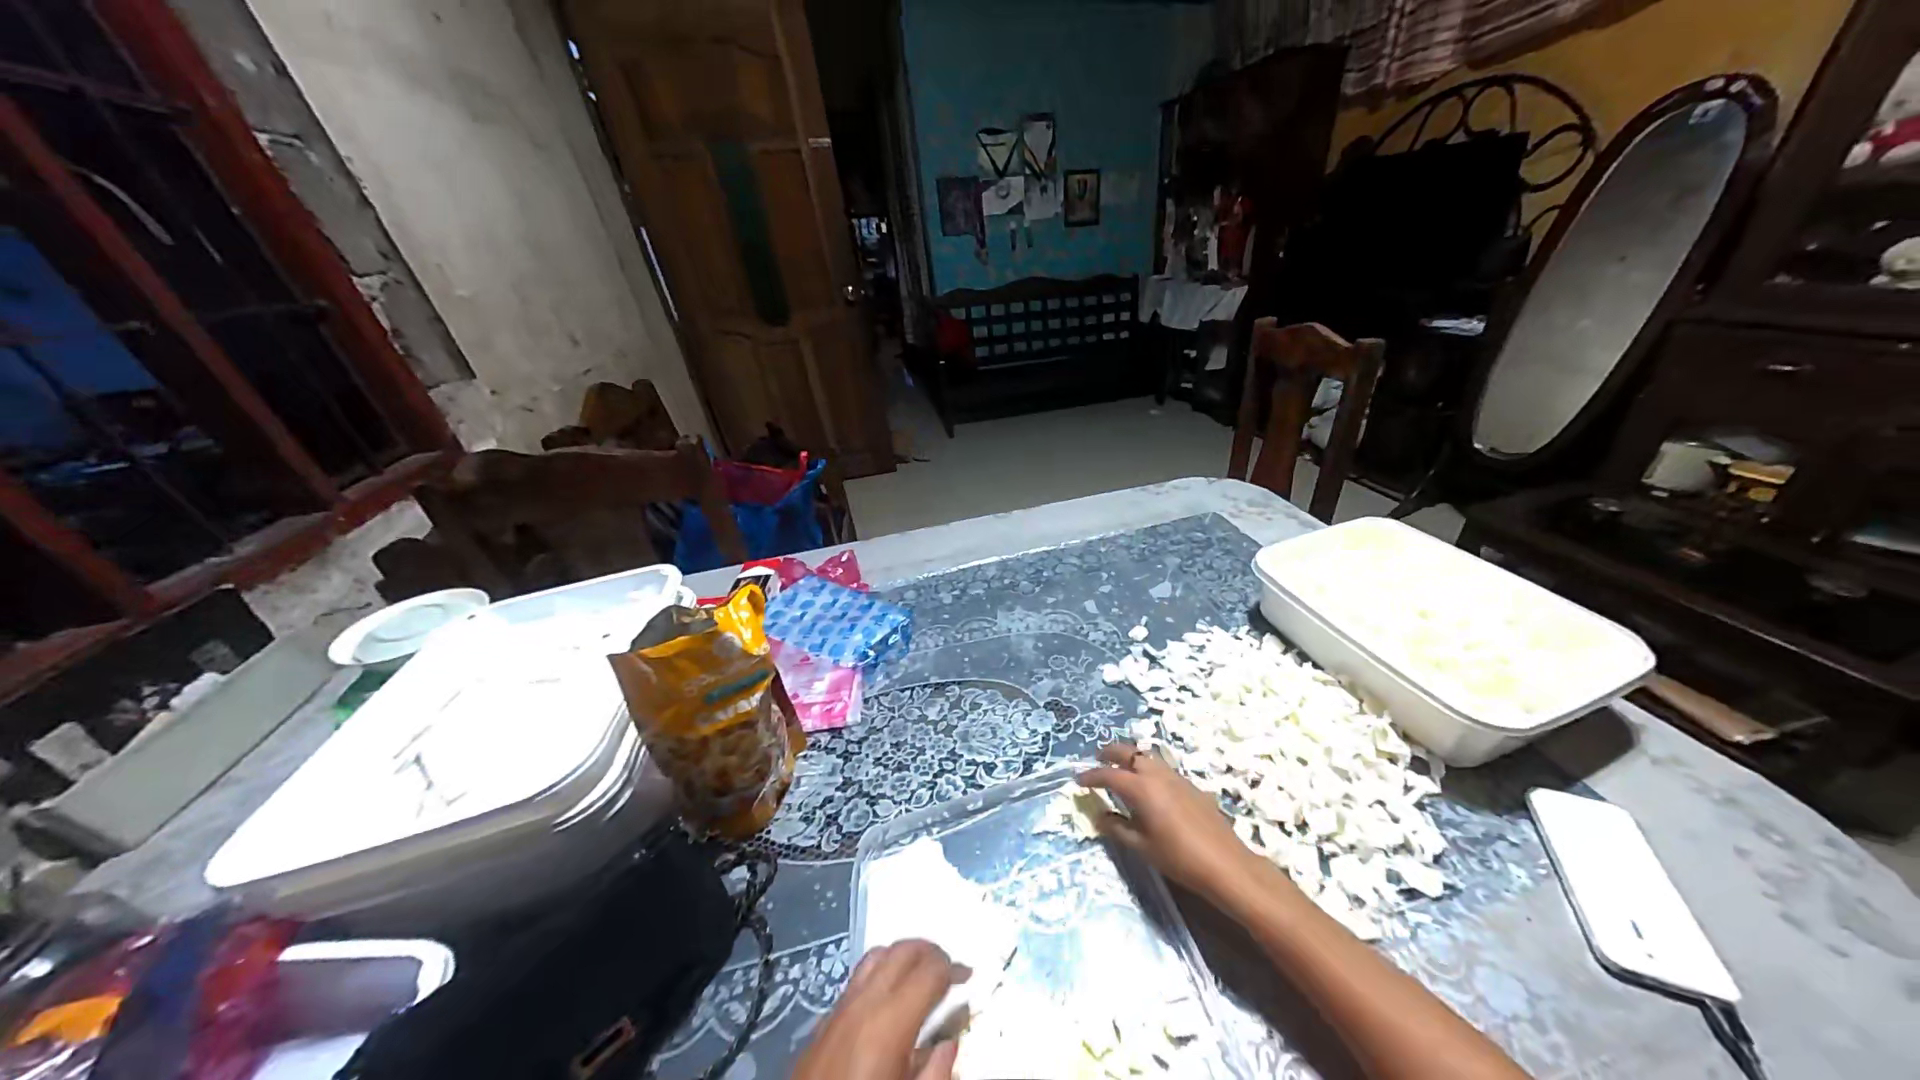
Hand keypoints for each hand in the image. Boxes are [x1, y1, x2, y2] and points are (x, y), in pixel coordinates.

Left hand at [792, 940, 964, 1079]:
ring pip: (877, 954)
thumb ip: (936, 1073)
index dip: (953, 968)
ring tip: (921, 972)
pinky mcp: (823, 1018)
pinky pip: (857, 976)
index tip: (968, 976)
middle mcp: (865, 1002)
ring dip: (903, 955)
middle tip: (949, 968)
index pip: (930, 971)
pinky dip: (879, 970)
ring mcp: (840, 1006)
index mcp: (890, 1023)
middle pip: (903, 951)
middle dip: (930, 952)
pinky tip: (888, 995)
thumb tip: (949, 1044)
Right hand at [1077, 741, 1264, 901]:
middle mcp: (1157, 774)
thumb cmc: (1178, 857)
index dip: (1091, 776)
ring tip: (1121, 769)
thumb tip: (1099, 816)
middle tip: (1097, 760)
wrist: (1225, 863)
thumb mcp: (1141, 846)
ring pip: (1147, 756)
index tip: (1078, 780)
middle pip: (1128, 752)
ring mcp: (1176, 777)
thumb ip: (1116, 828)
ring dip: (1130, 757)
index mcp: (1141, 787)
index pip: (1108, 774)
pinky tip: (1149, 786)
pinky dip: (1147, 768)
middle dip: (1109, 753)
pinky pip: (1162, 767)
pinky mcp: (1190, 785)